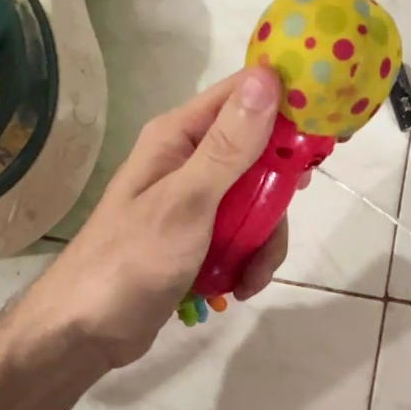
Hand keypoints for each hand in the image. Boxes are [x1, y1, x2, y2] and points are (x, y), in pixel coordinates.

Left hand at [14, 66, 288, 369]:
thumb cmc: (131, 260)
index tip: (322, 137)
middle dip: (276, 193)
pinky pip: (243, 237)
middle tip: (281, 217)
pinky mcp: (199, 239)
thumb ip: (229, 146)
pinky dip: (249, 261)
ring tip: (252, 275)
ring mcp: (195, 202)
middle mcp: (188, 161)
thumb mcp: (187, 200)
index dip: (287, 107)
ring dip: (264, 240)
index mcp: (179, 137)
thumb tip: (267, 78)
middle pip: (259, 155)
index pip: (243, 96)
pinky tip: (241, 286)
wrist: (88, 330)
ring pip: (256, 202)